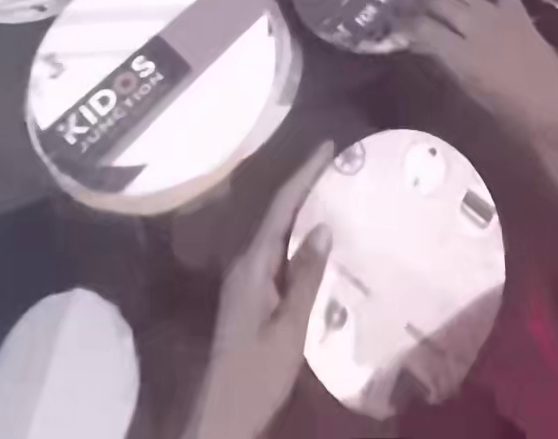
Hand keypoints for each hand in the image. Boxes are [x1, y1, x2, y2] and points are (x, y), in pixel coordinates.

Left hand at [185, 143, 334, 438]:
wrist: (222, 414)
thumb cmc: (257, 373)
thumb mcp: (289, 328)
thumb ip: (305, 276)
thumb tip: (323, 226)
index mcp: (253, 262)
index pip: (281, 206)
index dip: (303, 173)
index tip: (326, 147)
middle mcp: (246, 259)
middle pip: (277, 210)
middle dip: (303, 182)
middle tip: (334, 162)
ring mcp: (246, 274)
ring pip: (276, 227)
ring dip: (300, 204)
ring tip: (329, 186)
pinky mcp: (251, 289)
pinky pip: (276, 247)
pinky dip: (296, 230)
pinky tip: (314, 234)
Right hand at [409, 0, 557, 165]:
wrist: (555, 105)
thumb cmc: (509, 109)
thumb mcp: (468, 89)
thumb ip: (442, 61)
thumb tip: (418, 41)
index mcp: (462, 55)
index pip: (422, 27)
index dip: (405, 22)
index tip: (395, 22)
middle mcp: (476, 27)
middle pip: (438, 1)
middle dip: (418, 1)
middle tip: (407, 4)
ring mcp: (497, 13)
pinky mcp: (516, 7)